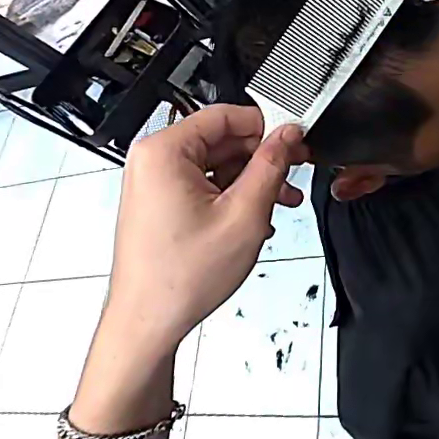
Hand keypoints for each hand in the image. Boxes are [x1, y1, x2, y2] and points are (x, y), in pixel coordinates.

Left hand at [103, 105, 307, 357]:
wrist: (148, 323)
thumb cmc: (178, 278)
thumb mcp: (243, 214)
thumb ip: (270, 166)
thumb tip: (286, 135)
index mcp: (163, 151)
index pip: (225, 115)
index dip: (265, 126)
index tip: (291, 140)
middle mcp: (152, 160)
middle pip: (220, 140)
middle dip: (260, 159)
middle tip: (291, 175)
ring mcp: (153, 181)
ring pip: (214, 164)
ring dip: (249, 181)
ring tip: (279, 202)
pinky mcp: (158, 201)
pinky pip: (201, 183)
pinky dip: (230, 196)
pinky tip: (254, 217)